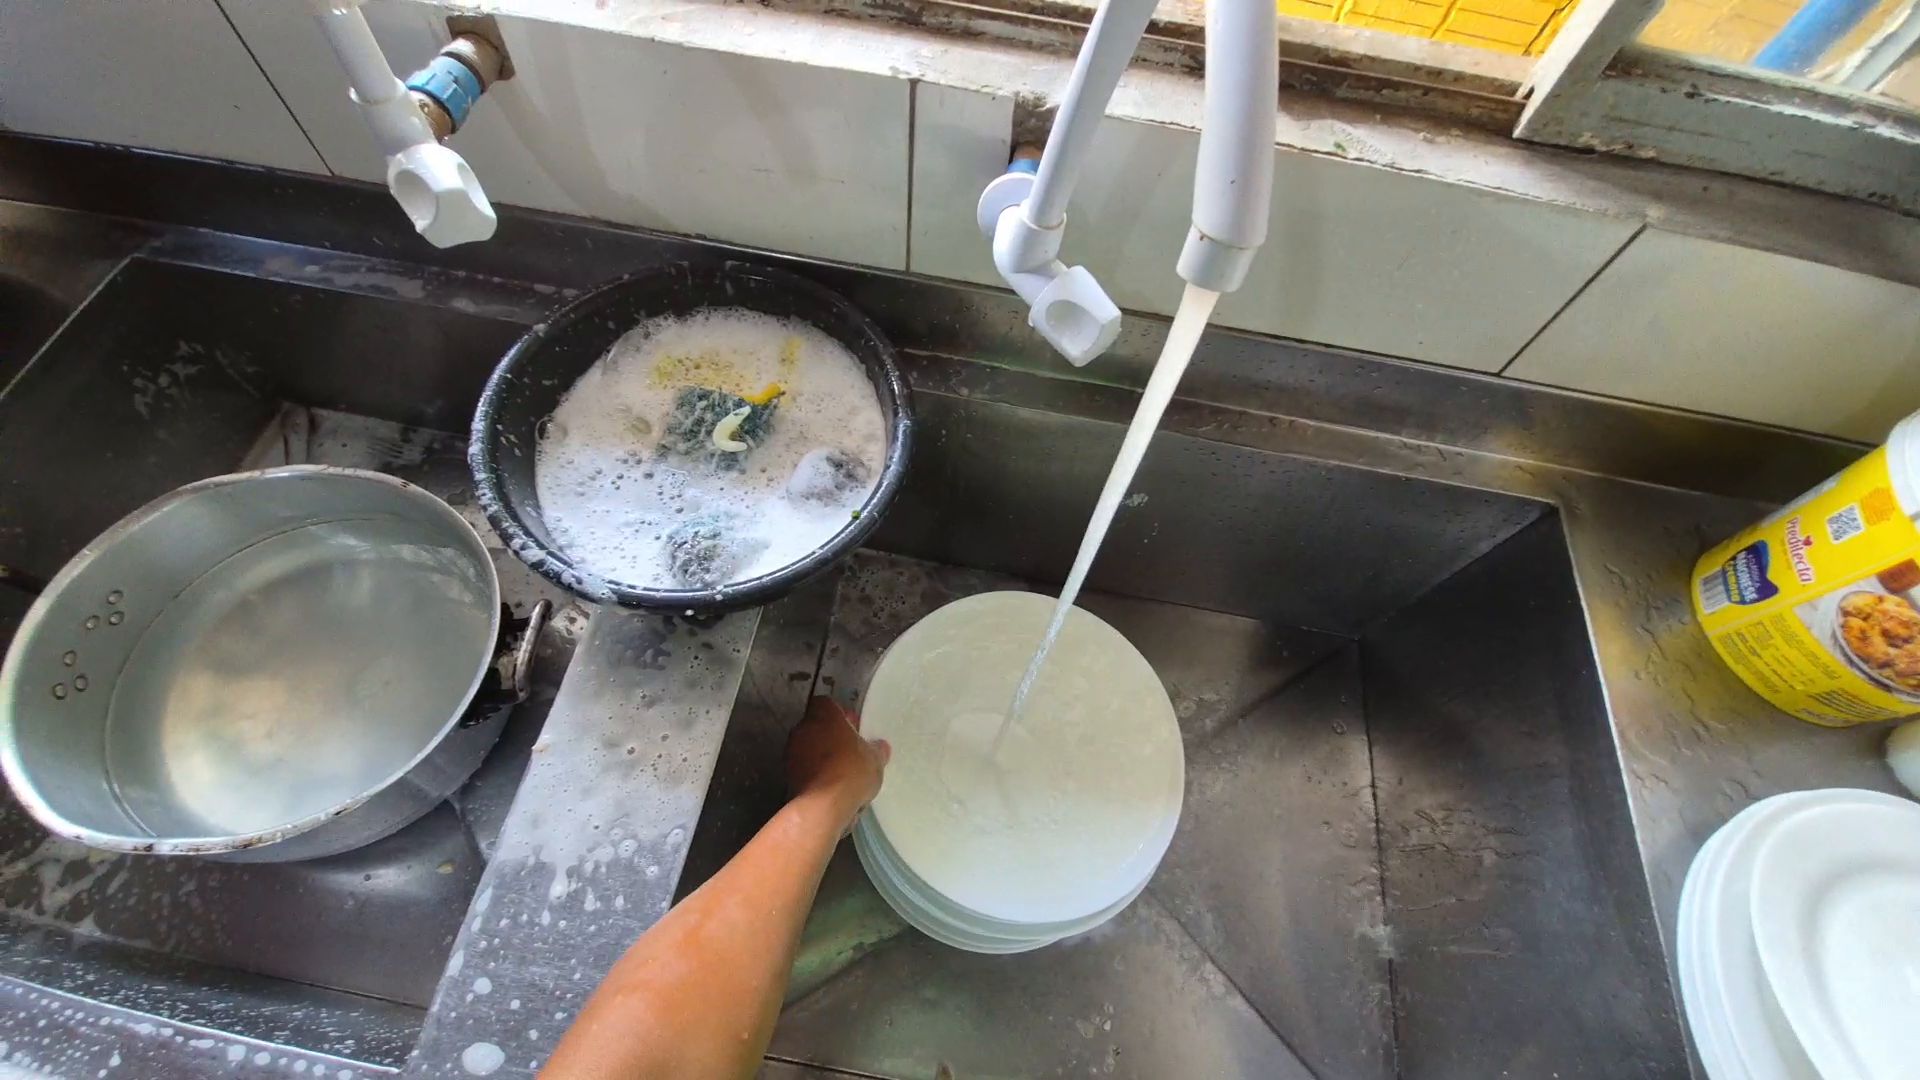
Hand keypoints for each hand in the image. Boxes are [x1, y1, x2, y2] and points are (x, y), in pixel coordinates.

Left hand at [787, 696, 889, 826]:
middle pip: (817, 725)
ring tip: (842, 771)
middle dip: (831, 736)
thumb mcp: (875, 759)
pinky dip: (815, 773)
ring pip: (809, 747)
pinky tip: (831, 787)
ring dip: (822, 755)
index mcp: (823, 715)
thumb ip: (876, 749)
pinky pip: (804, 768)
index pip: (826, 703)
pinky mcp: (788, 775)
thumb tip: (880, 747)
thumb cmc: (852, 771)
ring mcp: (791, 752)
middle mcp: (803, 729)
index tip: (853, 727)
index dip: (840, 714)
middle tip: (850, 750)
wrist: (824, 805)